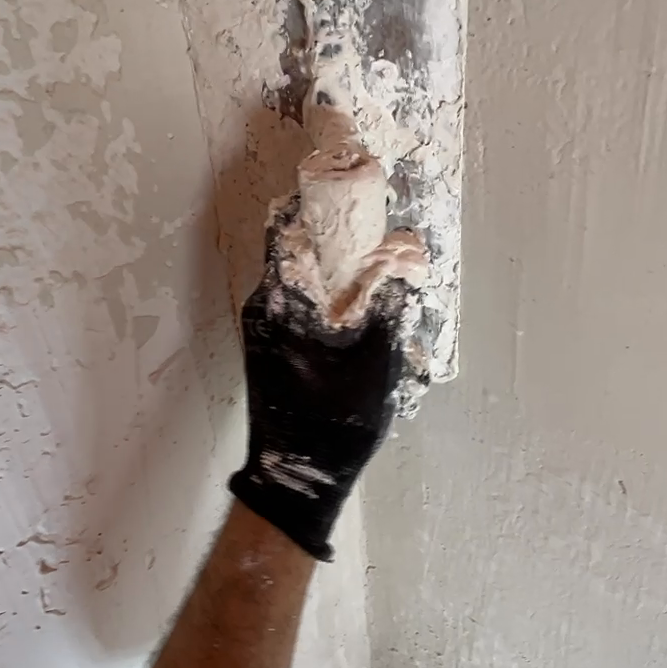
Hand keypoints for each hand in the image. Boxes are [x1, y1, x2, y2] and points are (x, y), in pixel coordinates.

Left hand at [228, 197, 419, 560]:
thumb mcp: (375, 364)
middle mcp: (265, 307)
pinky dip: (330, 294)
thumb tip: (401, 262)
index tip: (360, 190)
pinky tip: (361, 309)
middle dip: (341, 234)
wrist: (297, 477)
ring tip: (380, 271)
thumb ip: (388, 307)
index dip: (324, 200)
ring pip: (302, 274)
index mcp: (283, 303)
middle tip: (383, 236)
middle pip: (299, 246)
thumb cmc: (333, 426)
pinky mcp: (272, 344)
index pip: (292, 226)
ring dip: (338, 267)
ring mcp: (265, 326)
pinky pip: (301, 300)